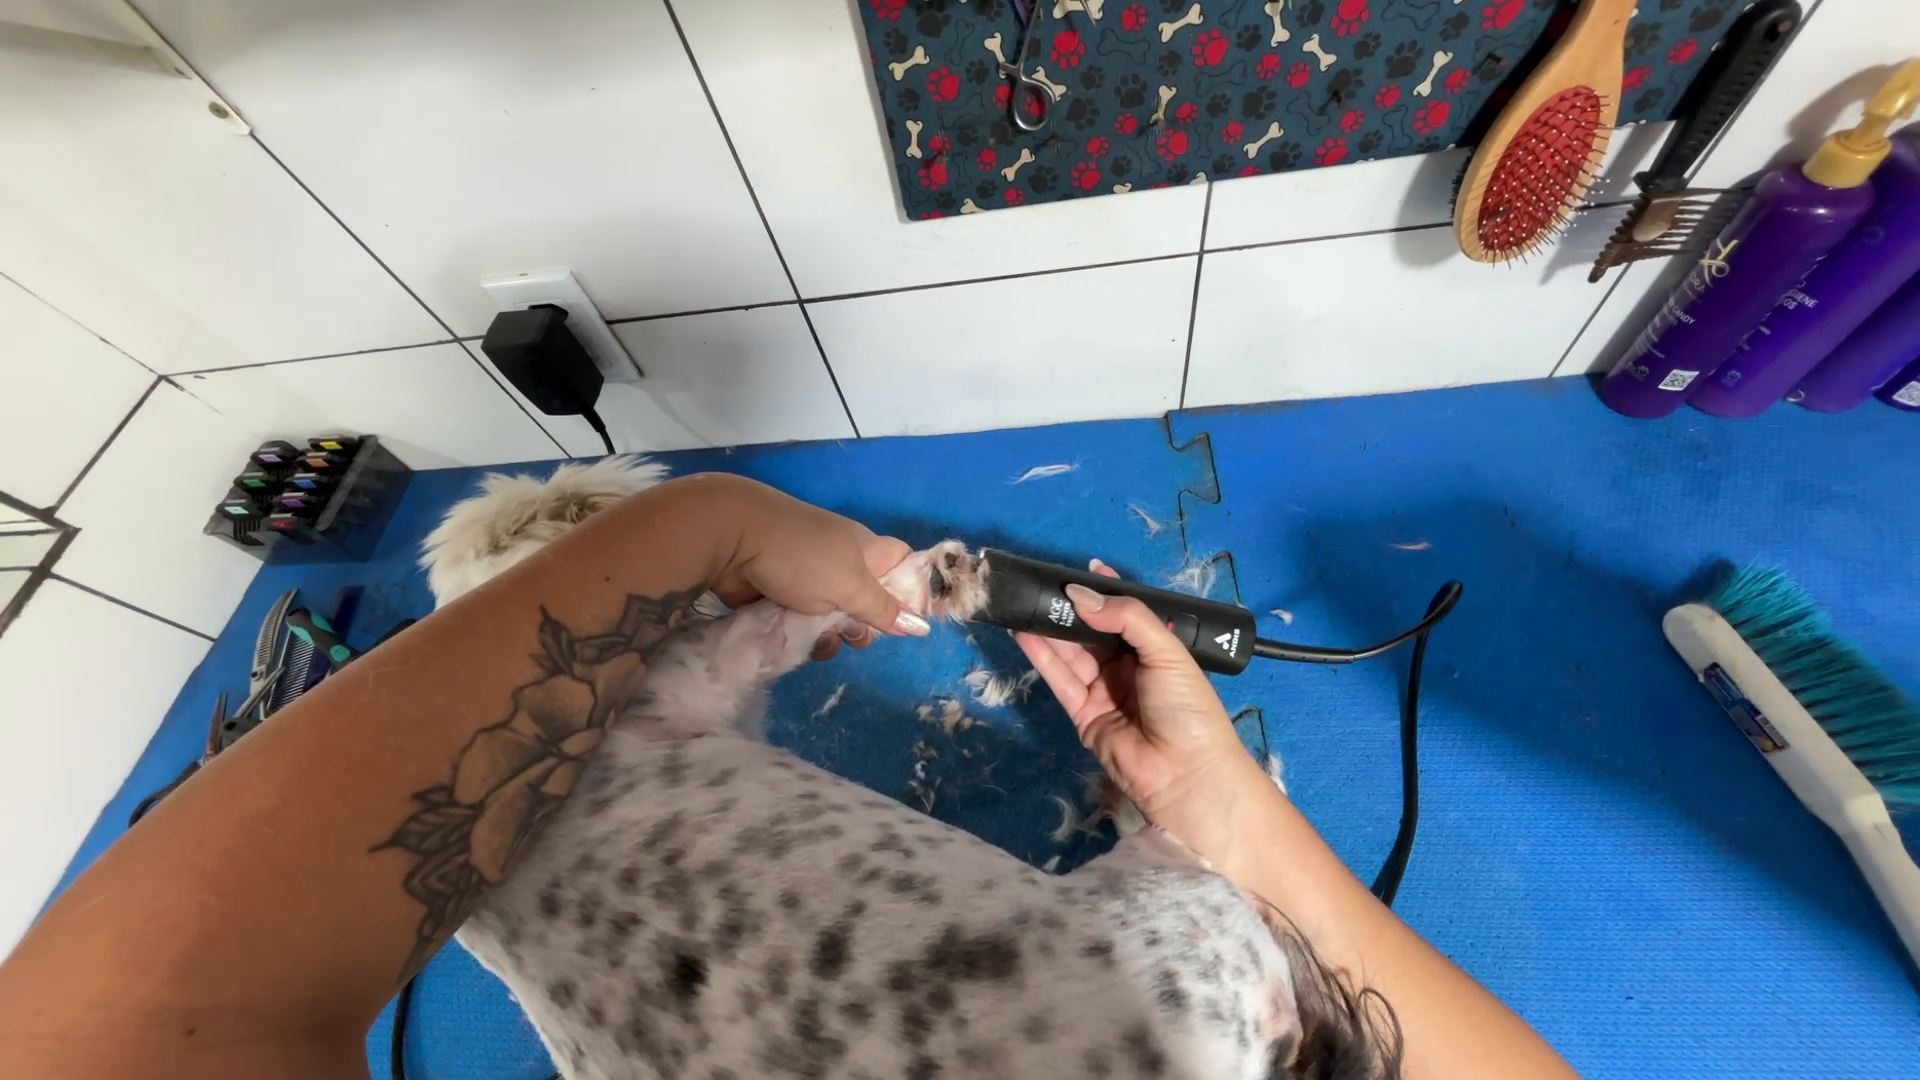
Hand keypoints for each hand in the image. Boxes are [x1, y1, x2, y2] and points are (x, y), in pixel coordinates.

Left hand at [682, 474, 926, 652]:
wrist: (733, 539)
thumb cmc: (802, 557)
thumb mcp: (851, 586)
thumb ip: (884, 609)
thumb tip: (921, 626)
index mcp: (867, 549)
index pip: (903, 565)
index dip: (911, 590)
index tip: (907, 620)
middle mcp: (843, 560)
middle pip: (870, 599)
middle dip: (866, 624)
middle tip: (856, 636)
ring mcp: (810, 577)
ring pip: (835, 616)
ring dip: (833, 636)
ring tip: (822, 644)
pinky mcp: (781, 592)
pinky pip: (804, 621)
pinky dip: (803, 634)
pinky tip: (796, 643)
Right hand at [1014, 560, 1264, 851]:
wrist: (1187, 775)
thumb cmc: (1188, 708)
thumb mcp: (1167, 652)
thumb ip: (1126, 618)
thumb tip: (1080, 594)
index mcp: (1154, 649)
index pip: (1125, 614)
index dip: (1106, 593)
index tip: (1085, 569)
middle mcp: (1126, 666)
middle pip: (1092, 632)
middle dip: (1070, 609)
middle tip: (1043, 584)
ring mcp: (1102, 690)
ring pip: (1071, 652)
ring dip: (1050, 628)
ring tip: (1025, 601)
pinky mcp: (1081, 713)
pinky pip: (1059, 679)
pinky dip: (1041, 656)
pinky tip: (1024, 632)